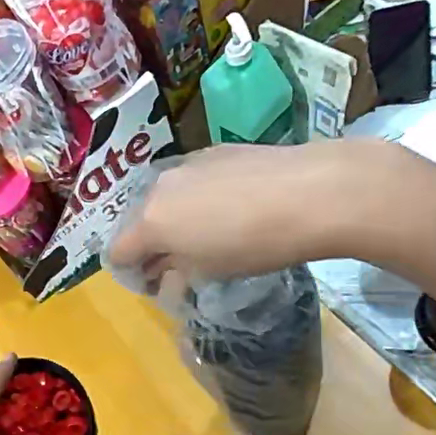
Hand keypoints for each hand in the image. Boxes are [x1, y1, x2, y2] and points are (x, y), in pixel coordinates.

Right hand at [106, 139, 423, 286]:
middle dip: (152, 243)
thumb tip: (162, 271)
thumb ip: (175, 270)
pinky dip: (197, 197)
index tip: (155, 284)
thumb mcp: (210, 271)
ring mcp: (187, 164)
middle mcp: (159, 187)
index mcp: (151, 222)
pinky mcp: (215, 150)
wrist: (316, 191)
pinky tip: (232, 207)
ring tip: (209, 232)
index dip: (132, 272)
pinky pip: (191, 180)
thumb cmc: (256, 244)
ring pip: (165, 197)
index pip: (119, 252)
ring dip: (175, 218)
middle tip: (180, 261)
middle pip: (139, 221)